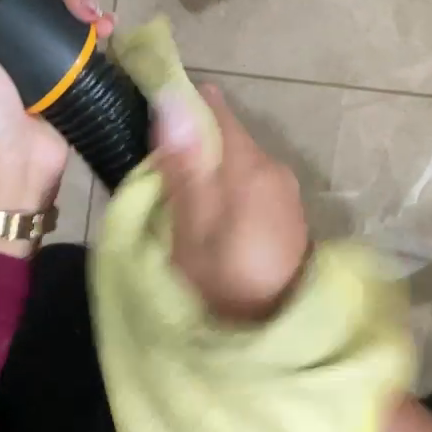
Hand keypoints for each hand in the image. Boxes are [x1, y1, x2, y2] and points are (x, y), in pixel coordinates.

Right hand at [151, 83, 310, 321]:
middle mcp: (273, 166)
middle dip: (189, 144)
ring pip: (233, 159)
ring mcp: (283, 188)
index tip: (147, 126)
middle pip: (224, 135)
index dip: (178, 108)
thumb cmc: (227, 284)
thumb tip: (172, 100)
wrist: (279, 331)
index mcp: (249, 166)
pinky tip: (205, 215)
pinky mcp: (285, 210)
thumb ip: (183, 165)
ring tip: (175, 199)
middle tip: (153, 177)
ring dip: (204, 168)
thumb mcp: (192, 230)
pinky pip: (246, 181)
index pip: (212, 108)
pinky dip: (222, 187)